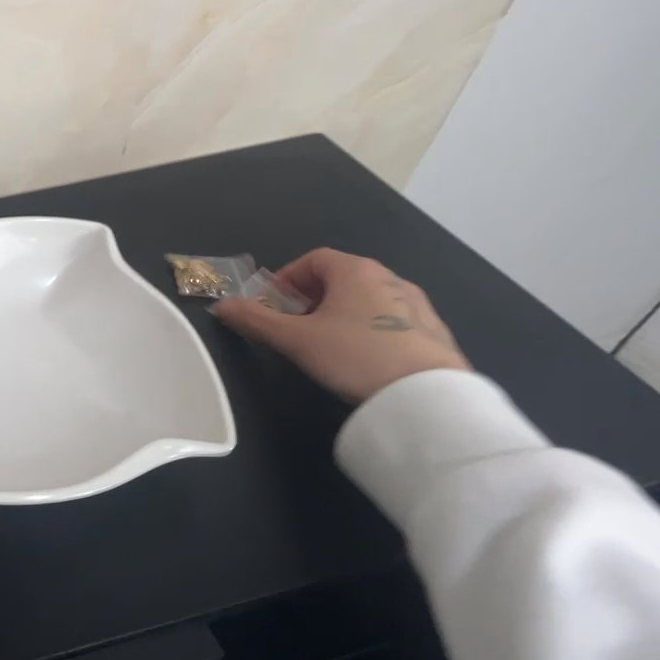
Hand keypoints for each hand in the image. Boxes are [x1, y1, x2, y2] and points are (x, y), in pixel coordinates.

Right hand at [211, 248, 469, 401]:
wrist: (430, 401)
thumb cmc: (355, 356)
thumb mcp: (295, 340)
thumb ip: (255, 320)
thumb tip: (221, 306)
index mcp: (356, 271)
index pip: (314, 259)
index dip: (289, 278)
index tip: (276, 304)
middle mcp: (391, 279)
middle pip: (342, 278)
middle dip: (313, 297)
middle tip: (297, 325)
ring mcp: (419, 307)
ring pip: (369, 301)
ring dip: (344, 314)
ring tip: (330, 345)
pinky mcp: (438, 335)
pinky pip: (394, 323)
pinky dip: (373, 331)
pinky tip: (366, 361)